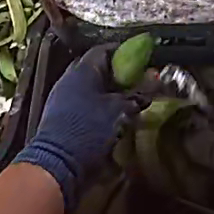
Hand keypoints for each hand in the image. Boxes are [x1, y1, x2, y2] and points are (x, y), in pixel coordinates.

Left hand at [13, 44, 136, 205]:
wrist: (58, 163)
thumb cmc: (89, 129)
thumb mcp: (120, 109)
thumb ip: (138, 93)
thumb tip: (155, 79)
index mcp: (82, 71)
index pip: (104, 50)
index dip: (125, 53)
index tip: (142, 61)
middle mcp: (70, 79)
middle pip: (98, 69)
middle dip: (120, 74)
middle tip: (139, 82)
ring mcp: (63, 98)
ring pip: (92, 87)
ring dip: (111, 92)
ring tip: (131, 101)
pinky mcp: (62, 116)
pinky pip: (85, 102)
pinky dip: (101, 105)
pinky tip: (115, 117)